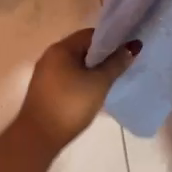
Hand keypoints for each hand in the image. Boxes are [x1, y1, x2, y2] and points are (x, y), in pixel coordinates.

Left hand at [13, 29, 138, 155]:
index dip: (111, 40)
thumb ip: (116, 63)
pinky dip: (81, 80)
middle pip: (82, 48)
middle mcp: (50, 56)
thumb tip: (133, 45)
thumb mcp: (98, 83)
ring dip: (92, 69)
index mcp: (61, 48)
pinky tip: (93, 92)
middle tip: (122, 65)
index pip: (90, 34)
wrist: (38, 137)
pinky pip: (67, 77)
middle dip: (102, 56)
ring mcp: (45, 73)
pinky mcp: (44, 90)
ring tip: (110, 79)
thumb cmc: (70, 105)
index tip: (126, 50)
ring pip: (75, 64)